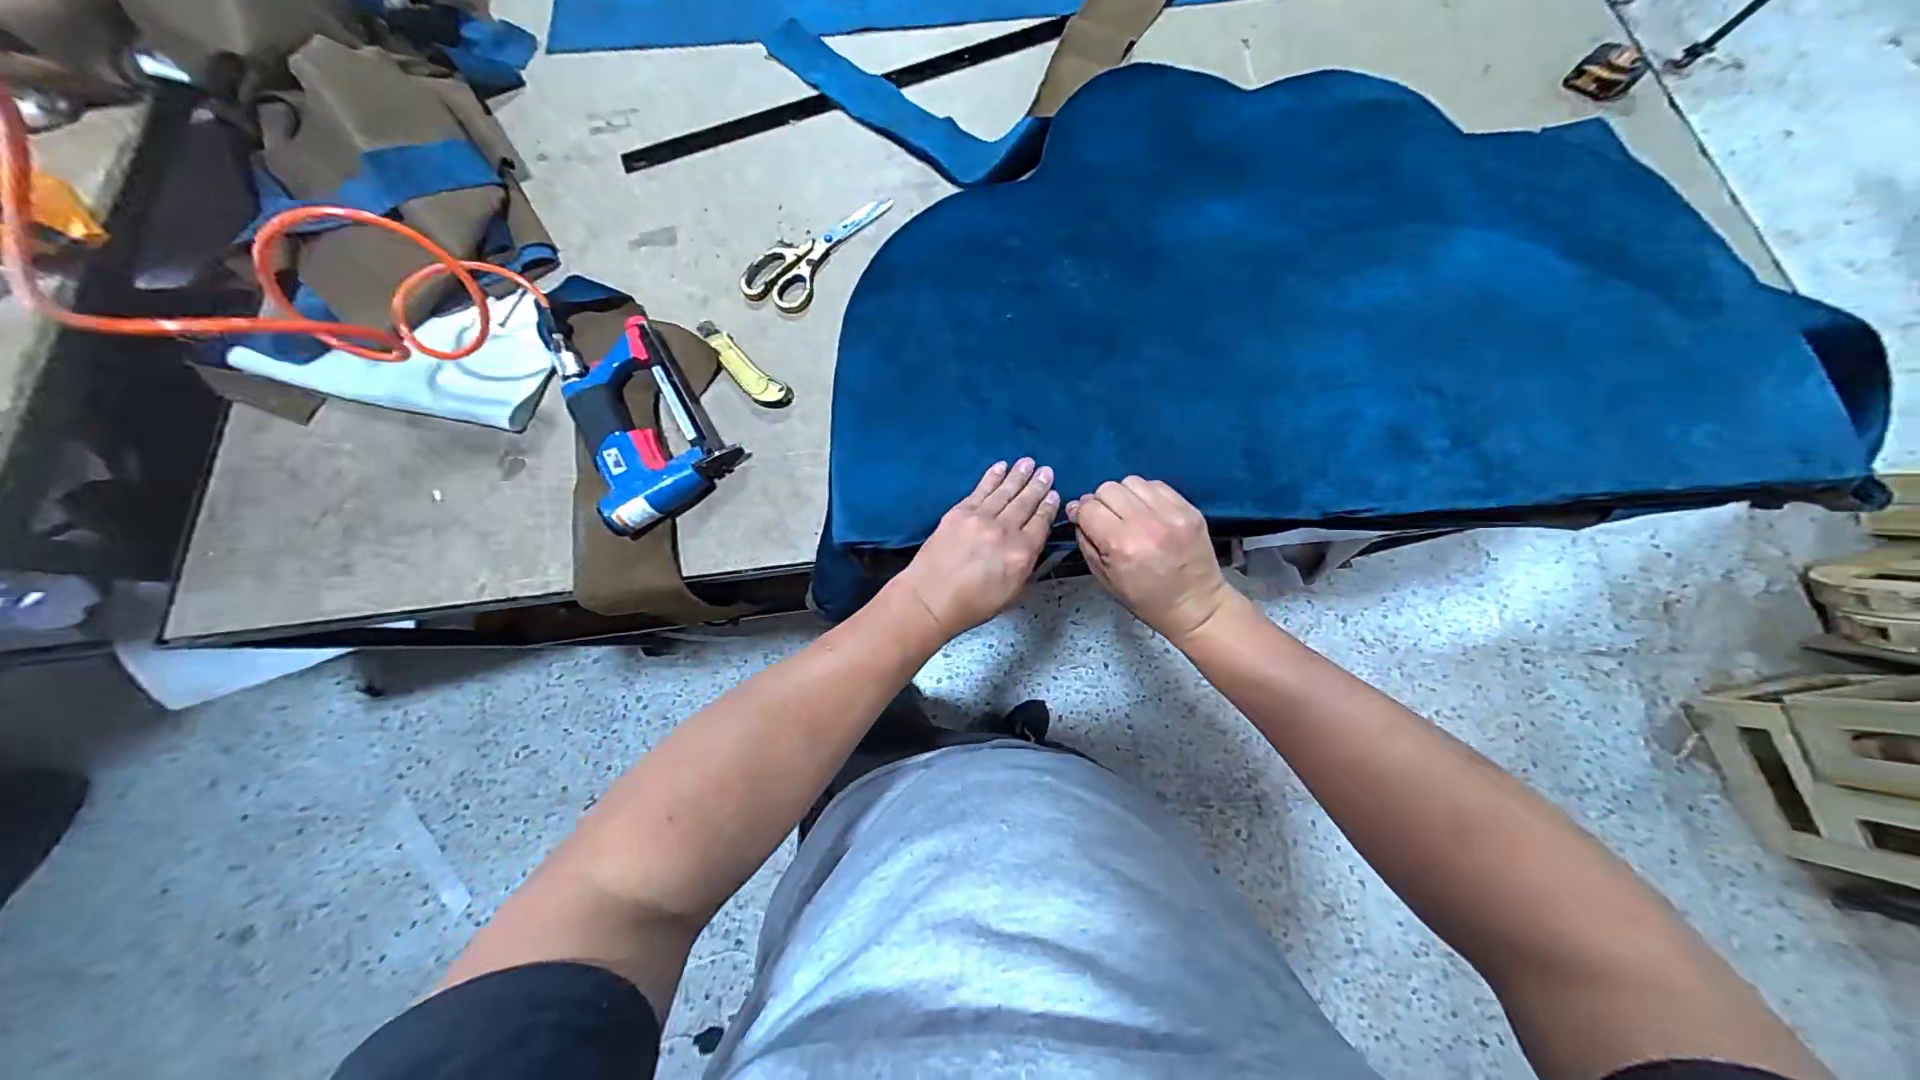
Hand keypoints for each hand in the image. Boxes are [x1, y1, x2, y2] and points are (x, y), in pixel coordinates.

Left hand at [888, 458, 1058, 638]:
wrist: (930, 599)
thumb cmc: (973, 604)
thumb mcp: (1012, 591)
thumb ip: (1026, 564)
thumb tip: (1032, 542)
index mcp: (1022, 552)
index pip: (1041, 522)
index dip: (1048, 506)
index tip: (1054, 494)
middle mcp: (1005, 530)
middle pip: (1026, 502)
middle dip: (1038, 485)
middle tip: (1046, 471)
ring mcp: (981, 518)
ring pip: (1005, 491)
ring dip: (1018, 475)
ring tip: (1029, 462)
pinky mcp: (959, 512)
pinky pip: (981, 489)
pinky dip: (992, 477)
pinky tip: (1001, 467)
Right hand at [1066, 476, 1242, 646]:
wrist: (1195, 604)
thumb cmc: (1145, 598)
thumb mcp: (1104, 578)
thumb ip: (1086, 541)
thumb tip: (1076, 510)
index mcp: (1121, 545)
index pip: (1088, 508)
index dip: (1081, 513)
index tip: (1085, 521)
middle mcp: (1145, 523)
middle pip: (1107, 489)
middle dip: (1101, 502)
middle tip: (1109, 520)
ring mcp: (1171, 513)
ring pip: (1131, 481)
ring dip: (1124, 495)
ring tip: (1130, 514)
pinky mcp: (1188, 508)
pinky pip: (1157, 485)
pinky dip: (1146, 495)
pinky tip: (1149, 512)